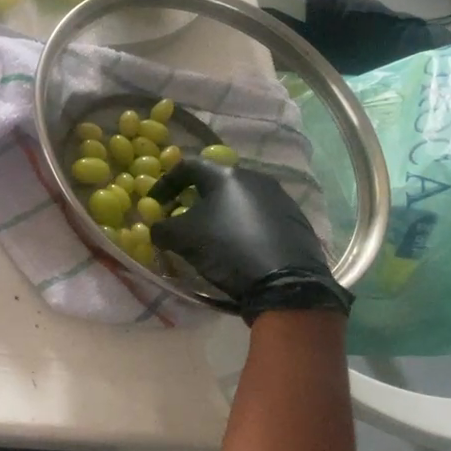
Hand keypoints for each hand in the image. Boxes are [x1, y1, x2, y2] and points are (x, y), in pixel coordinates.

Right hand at [149, 158, 350, 323]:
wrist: (286, 283)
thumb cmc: (227, 249)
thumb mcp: (183, 239)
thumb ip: (162, 228)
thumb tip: (157, 228)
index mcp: (226, 176)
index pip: (187, 167)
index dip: (165, 184)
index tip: (155, 204)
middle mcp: (255, 178)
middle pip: (216, 182)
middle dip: (193, 199)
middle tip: (181, 218)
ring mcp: (280, 198)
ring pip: (239, 199)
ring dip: (219, 212)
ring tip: (210, 235)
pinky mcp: (295, 220)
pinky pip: (259, 215)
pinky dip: (241, 225)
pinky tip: (238, 246)